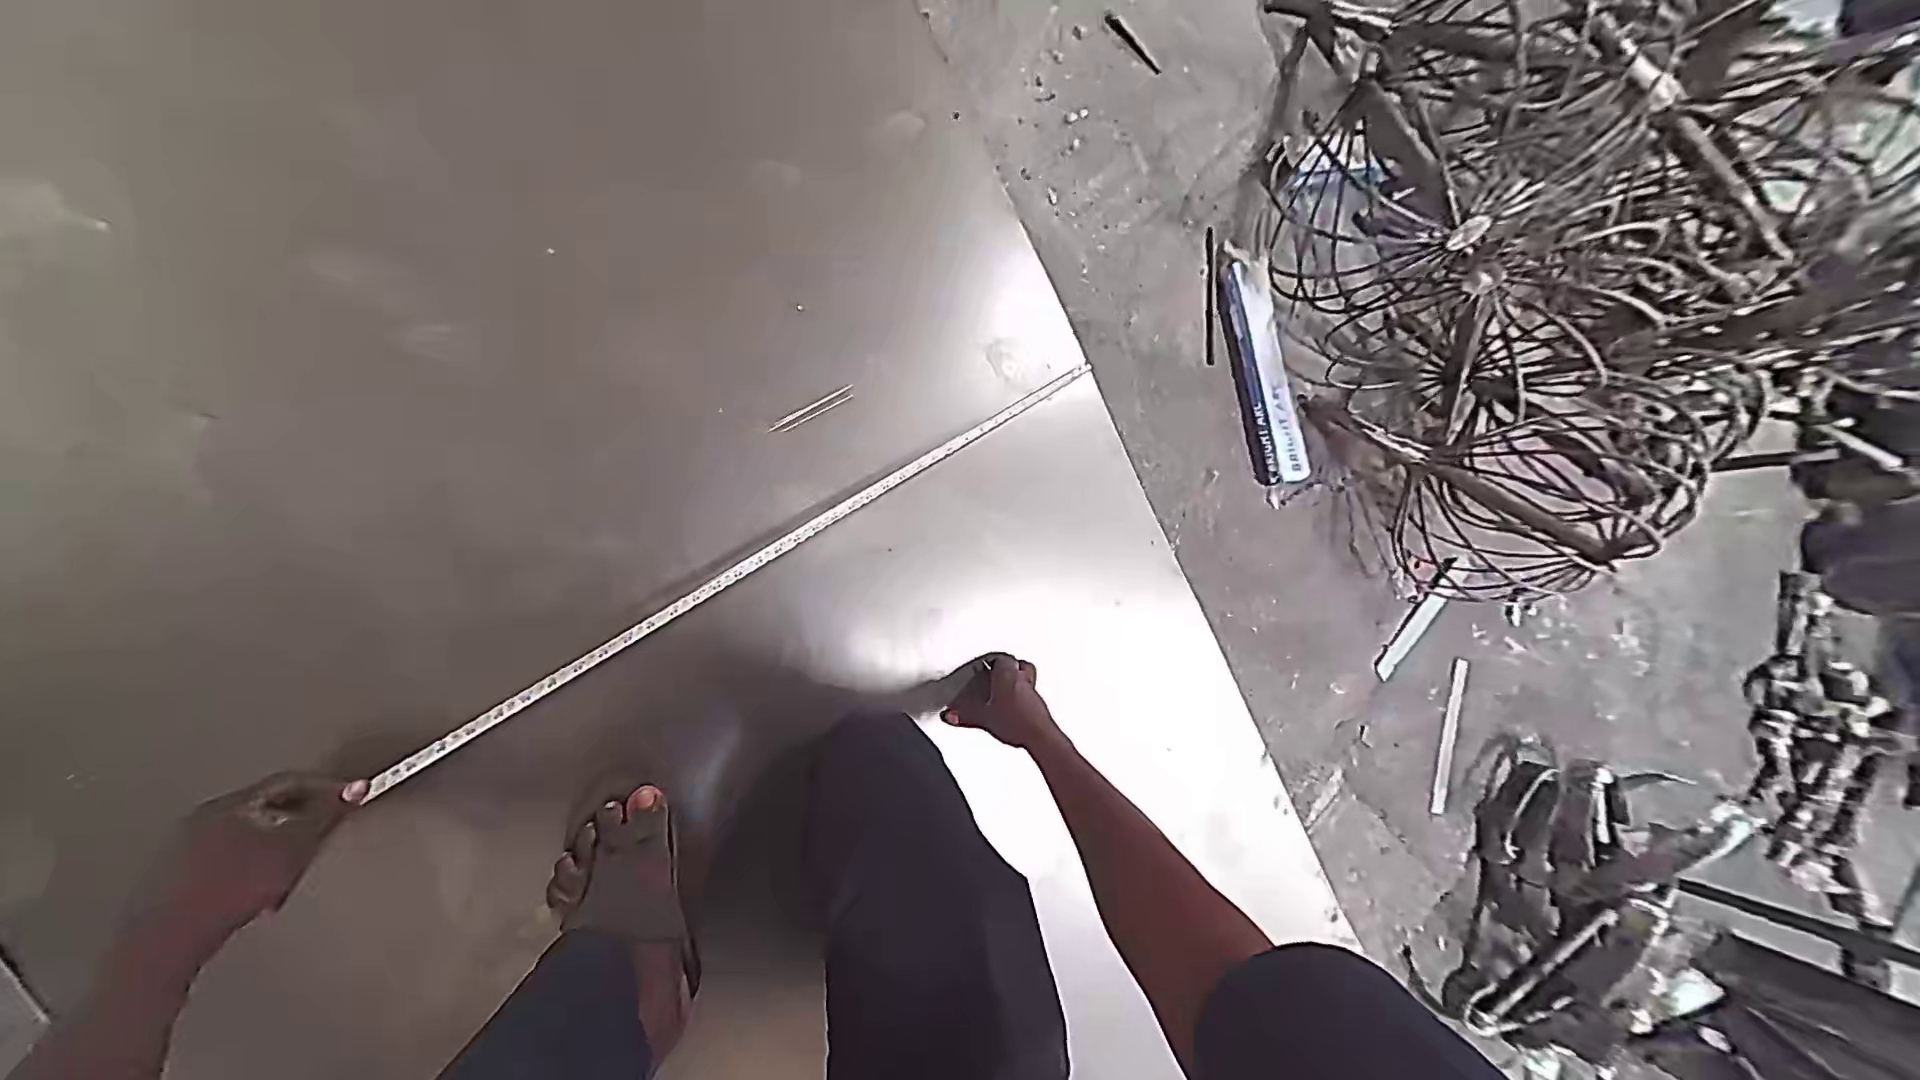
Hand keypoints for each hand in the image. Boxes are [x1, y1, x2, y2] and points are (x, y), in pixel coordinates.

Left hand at [137, 773, 366, 938]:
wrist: (166, 943)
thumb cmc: (229, 889)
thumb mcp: (299, 843)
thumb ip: (330, 811)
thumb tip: (355, 789)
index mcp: (227, 805)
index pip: (290, 781)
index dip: (328, 788)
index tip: (349, 798)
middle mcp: (198, 822)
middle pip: (267, 809)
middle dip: (299, 822)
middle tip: (319, 836)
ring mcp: (177, 853)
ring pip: (247, 837)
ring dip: (275, 849)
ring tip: (287, 871)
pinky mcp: (168, 882)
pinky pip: (225, 862)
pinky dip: (250, 869)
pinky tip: (257, 890)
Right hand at [940, 653, 1061, 749]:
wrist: (1039, 735)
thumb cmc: (1015, 720)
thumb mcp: (983, 718)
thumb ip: (964, 716)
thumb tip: (950, 715)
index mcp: (1006, 674)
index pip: (1000, 658)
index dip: (992, 660)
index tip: (985, 663)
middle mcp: (1021, 678)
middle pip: (1016, 664)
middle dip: (1007, 666)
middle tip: (997, 671)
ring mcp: (1032, 690)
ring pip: (1025, 676)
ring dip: (1017, 679)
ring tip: (1006, 687)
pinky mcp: (1039, 703)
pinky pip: (1030, 693)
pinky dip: (1023, 696)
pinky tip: (1016, 707)